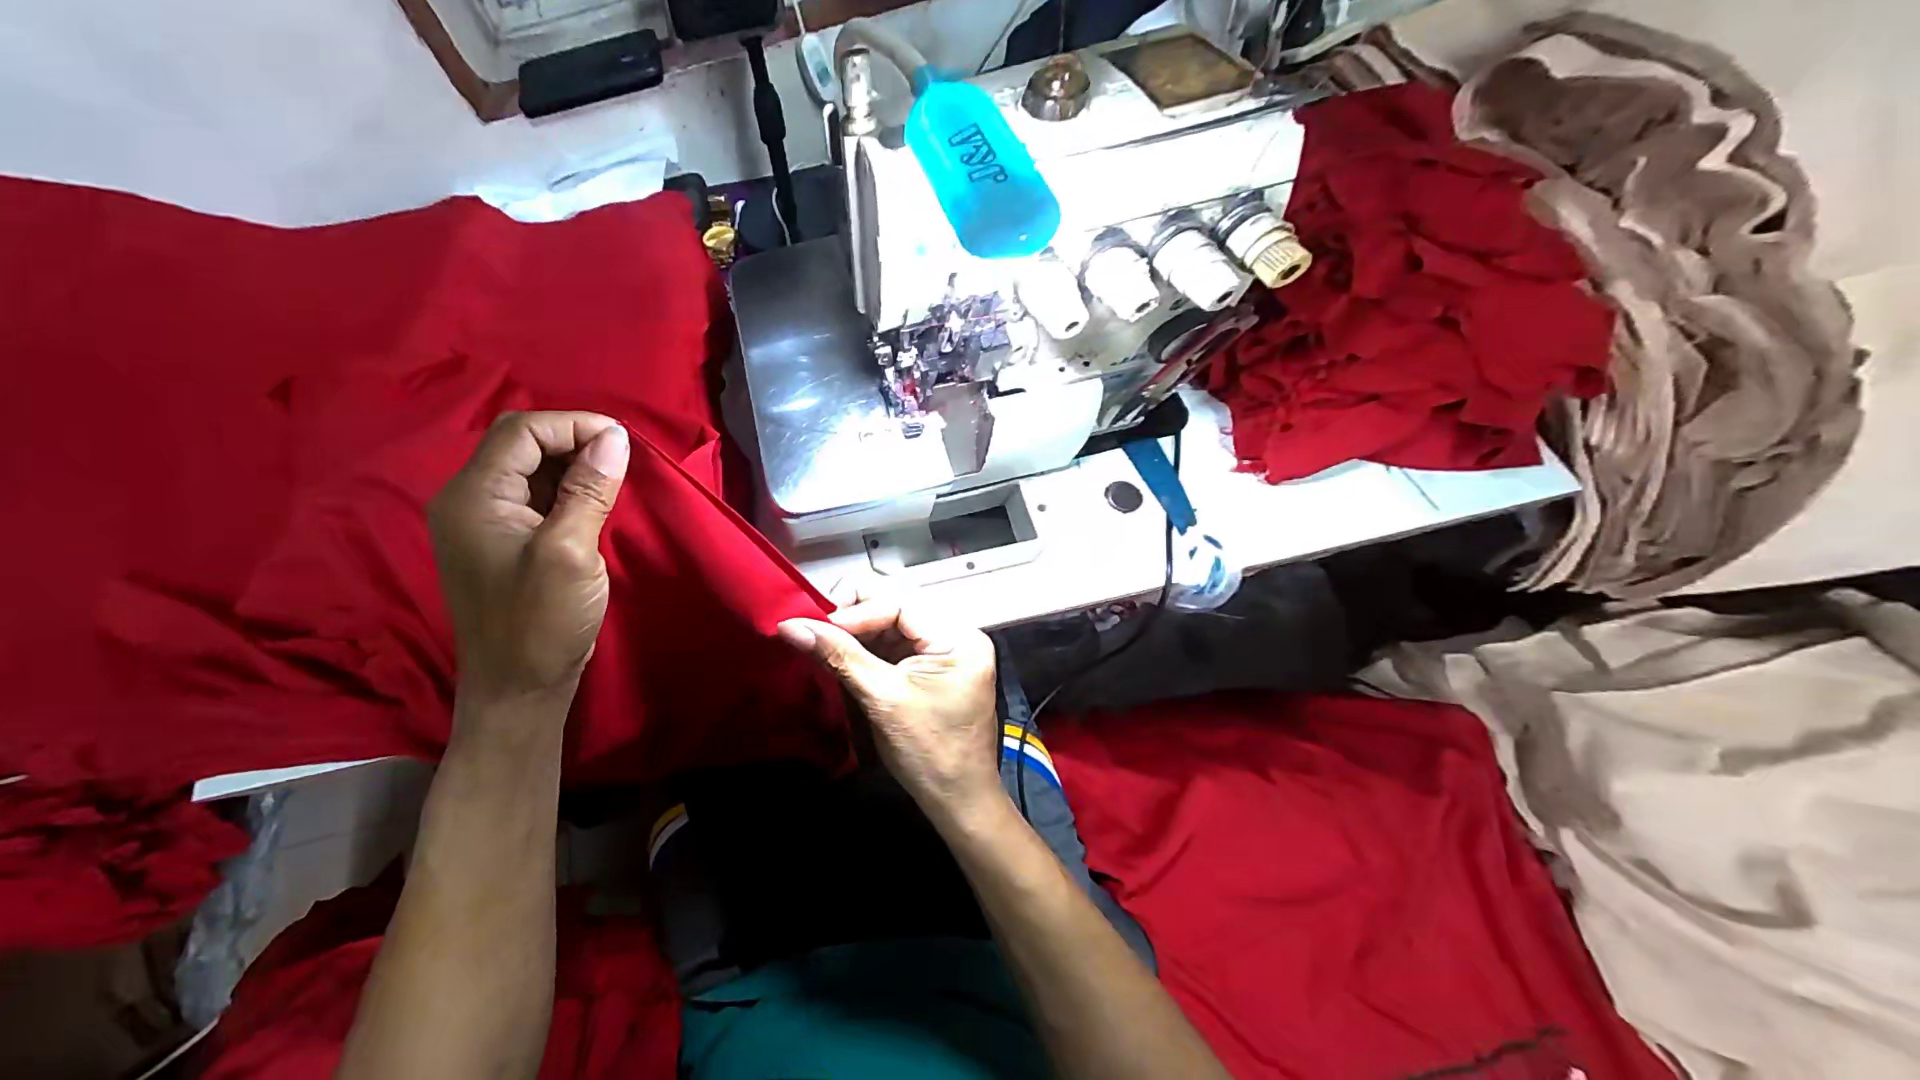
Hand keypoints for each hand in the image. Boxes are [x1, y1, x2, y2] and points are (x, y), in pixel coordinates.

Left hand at [428, 411, 629, 714]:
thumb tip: (614, 437)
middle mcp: (469, 501)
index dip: (574, 425)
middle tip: (623, 457)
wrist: (519, 688)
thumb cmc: (540, 623)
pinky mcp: (505, 542)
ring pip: (530, 469)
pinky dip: (568, 488)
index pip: (521, 432)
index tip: (624, 441)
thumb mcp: (570, 552)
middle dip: (575, 440)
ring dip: (574, 464)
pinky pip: (536, 496)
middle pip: (521, 444)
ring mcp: (485, 523)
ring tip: (615, 476)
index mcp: (473, 497)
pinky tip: (596, 499)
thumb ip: (588, 490)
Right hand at [778, 588, 1003, 822]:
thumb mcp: (883, 699)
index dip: (855, 611)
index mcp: (958, 637)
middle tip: (815, 631)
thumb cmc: (930, 753)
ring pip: (893, 623)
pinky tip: (842, 654)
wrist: (959, 801)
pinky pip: (896, 644)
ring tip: (822, 642)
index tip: (815, 627)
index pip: (900, 602)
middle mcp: (957, 635)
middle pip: (897, 606)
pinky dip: (867, 648)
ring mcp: (946, 651)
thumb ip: (839, 656)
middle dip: (853, 617)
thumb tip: (790, 625)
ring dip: (856, 632)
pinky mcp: (933, 667)